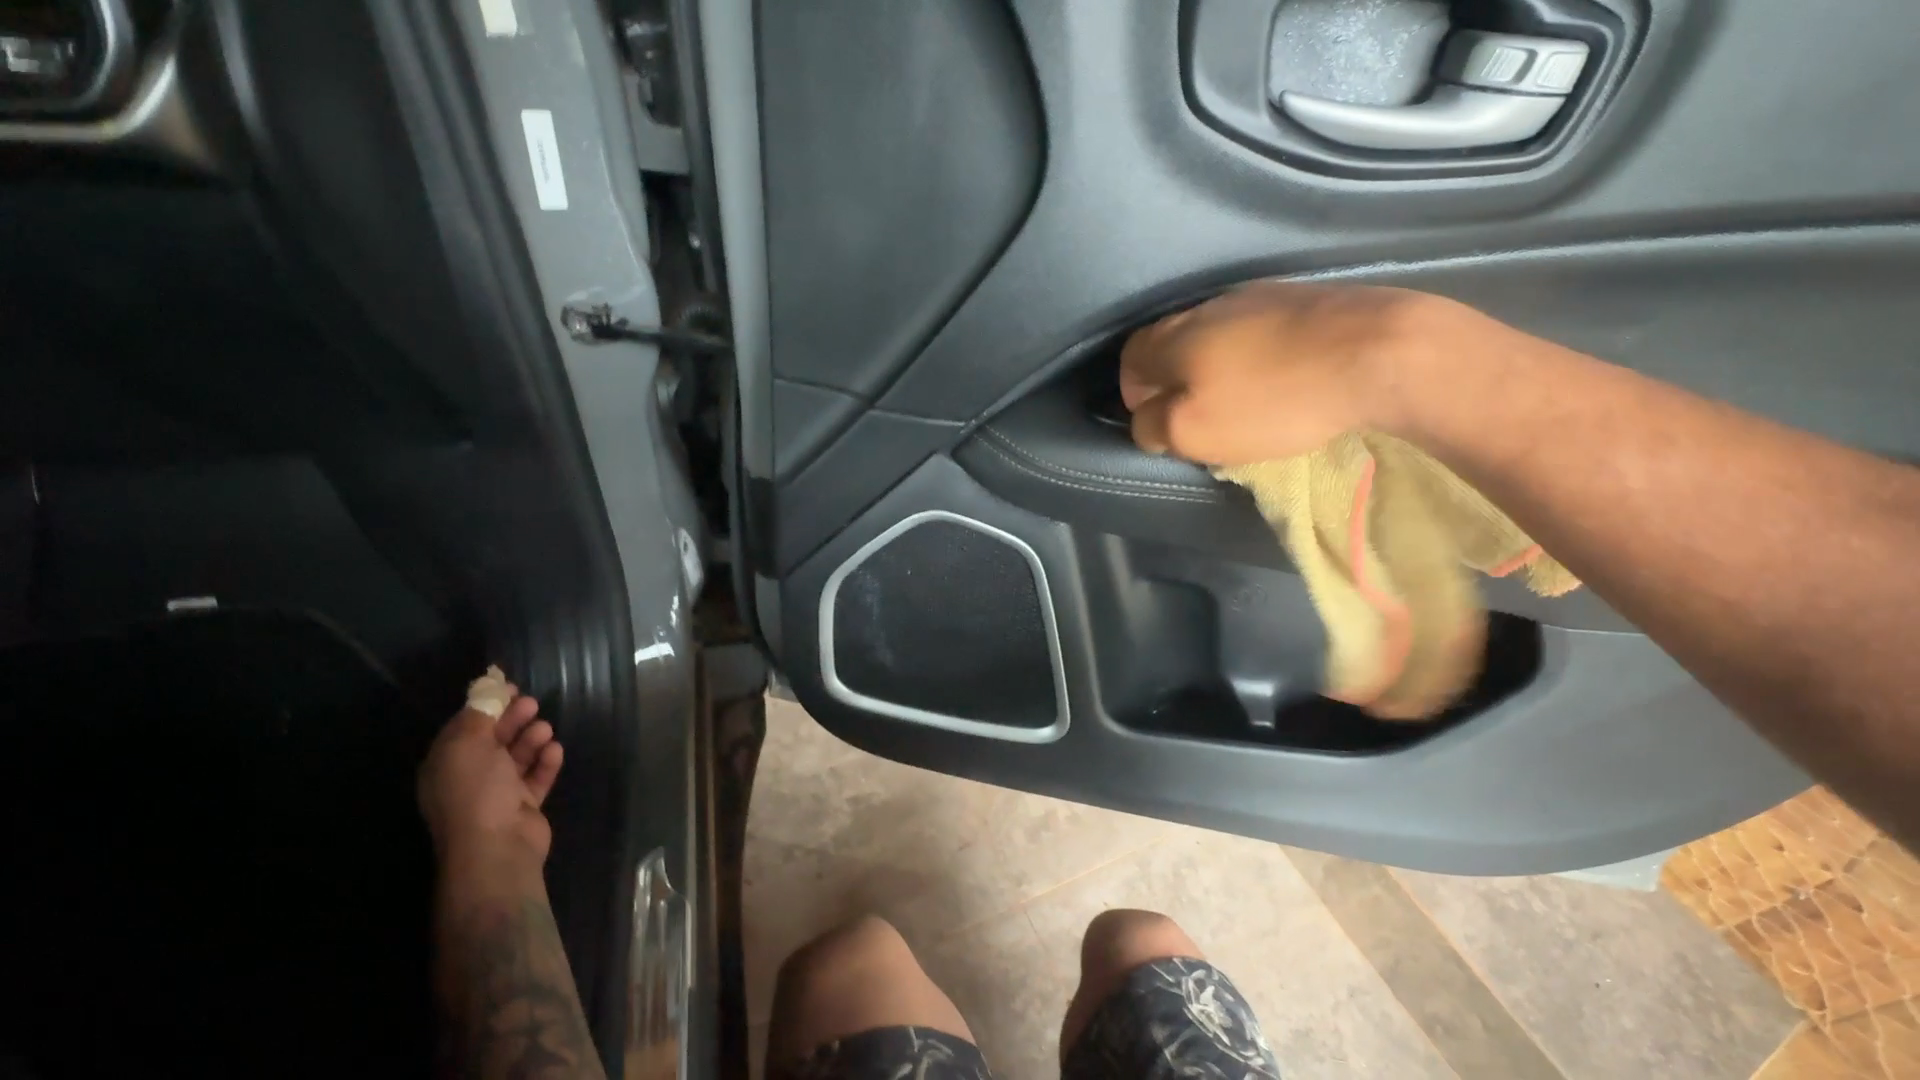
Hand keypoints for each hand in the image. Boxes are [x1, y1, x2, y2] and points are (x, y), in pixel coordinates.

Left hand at [417, 689, 564, 872]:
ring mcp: (497, 794)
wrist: (497, 846)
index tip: (510, 687)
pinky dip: (545, 763)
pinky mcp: (524, 807)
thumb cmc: (475, 790)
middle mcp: (469, 778)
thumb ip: (479, 715)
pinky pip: (536, 778)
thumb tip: (487, 690)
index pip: (465, 728)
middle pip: (493, 741)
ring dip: (531, 740)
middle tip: (533, 703)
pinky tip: (555, 750)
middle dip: (512, 720)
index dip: (486, 705)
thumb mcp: (468, 745)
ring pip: (517, 758)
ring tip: (546, 728)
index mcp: (446, 764)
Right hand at [1120, 282, 1447, 464]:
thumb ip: (1154, 427)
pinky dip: (1258, 354)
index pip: (1128, 359)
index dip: (1136, 395)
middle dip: (1175, 379)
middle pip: (1170, 343)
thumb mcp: (1194, 431)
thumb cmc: (1272, 399)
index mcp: (1171, 336)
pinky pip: (1260, 329)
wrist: (1378, 351)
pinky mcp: (1303, 298)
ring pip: (1216, 334)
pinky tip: (1282, 375)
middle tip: (1200, 414)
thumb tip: (1147, 420)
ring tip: (1243, 396)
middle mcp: (1205, 306)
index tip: (1161, 423)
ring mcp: (1258, 296)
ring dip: (1217, 364)